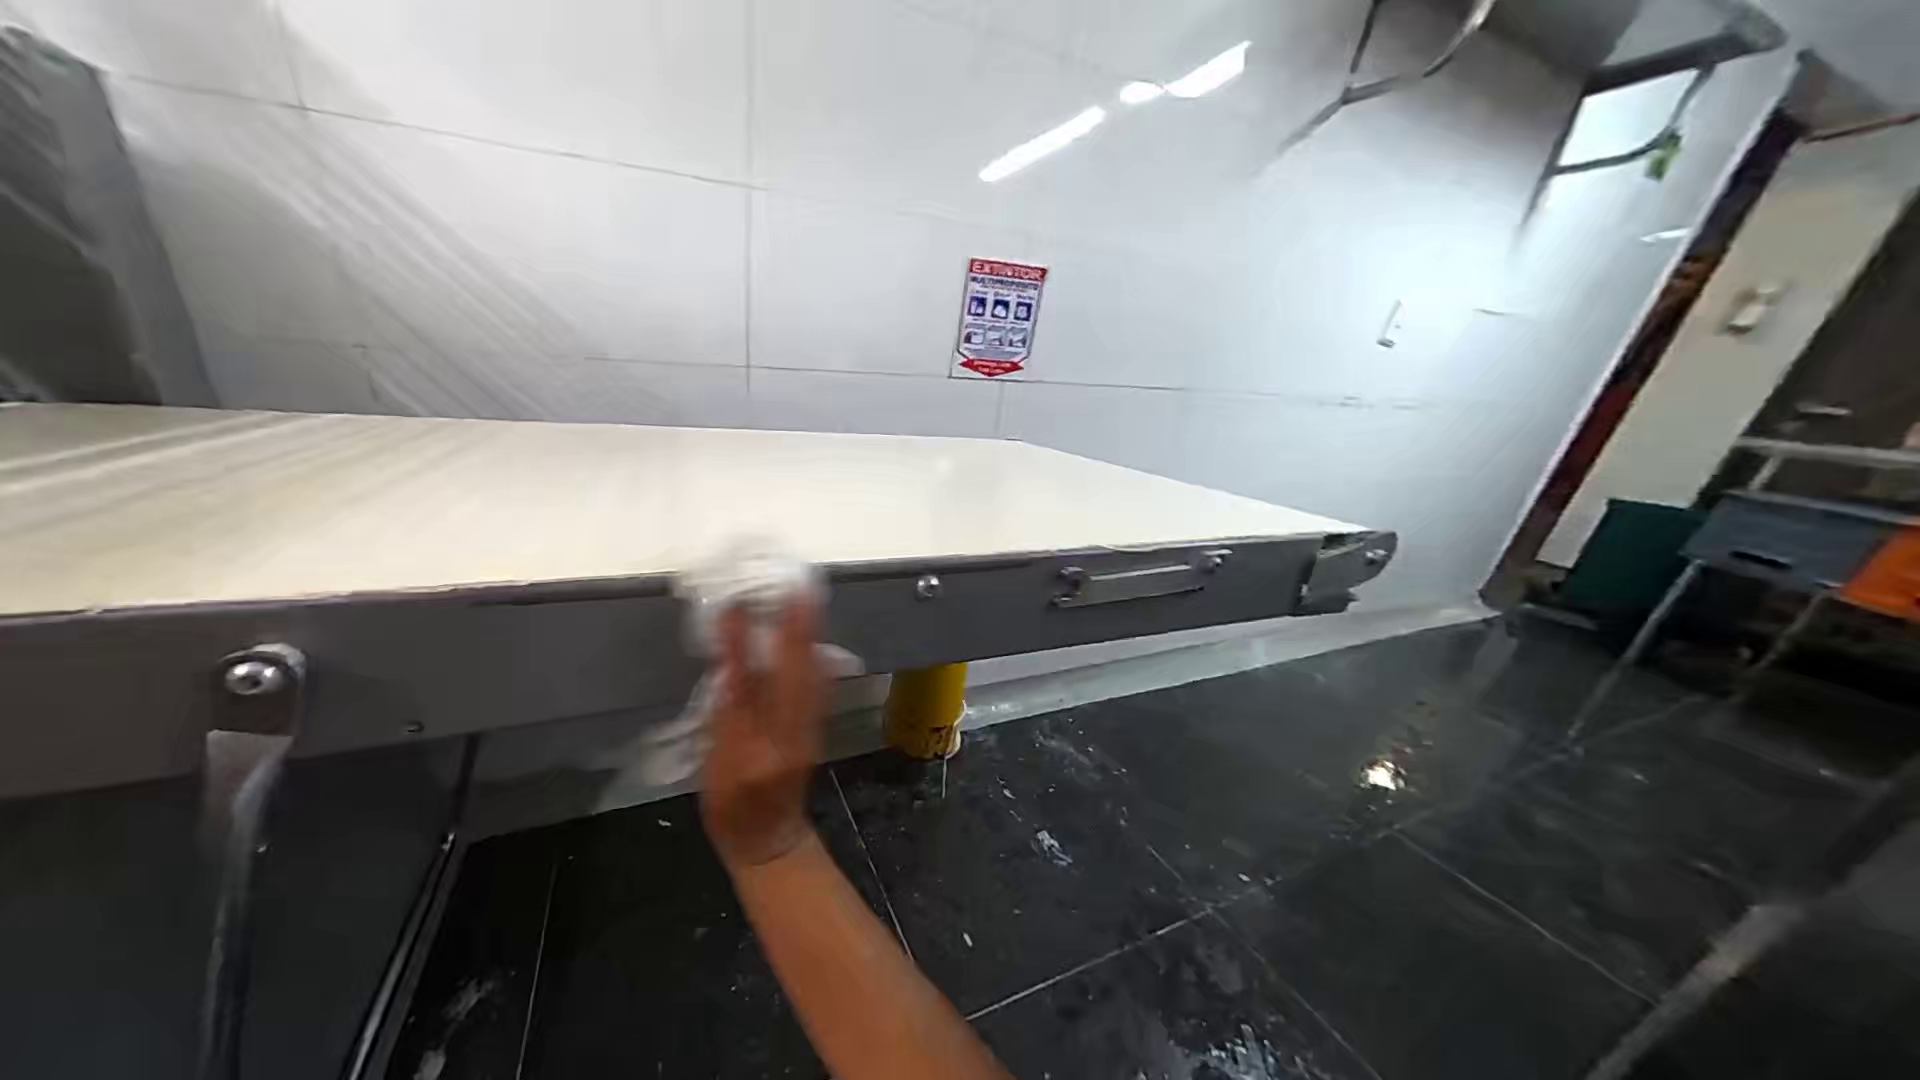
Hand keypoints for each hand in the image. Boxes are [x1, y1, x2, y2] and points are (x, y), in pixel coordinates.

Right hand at [701, 599, 827, 869]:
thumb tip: (729, 675)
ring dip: (809, 640)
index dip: (738, 649)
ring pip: (811, 680)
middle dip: (793, 633)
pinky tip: (819, 639)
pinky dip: (818, 661)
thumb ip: (721, 726)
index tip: (736, 610)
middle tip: (796, 593)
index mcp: (747, 751)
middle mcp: (784, 739)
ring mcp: (807, 734)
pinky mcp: (817, 732)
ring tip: (809, 603)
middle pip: (790, 678)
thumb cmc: (730, 812)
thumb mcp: (711, 774)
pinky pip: (820, 691)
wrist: (770, 841)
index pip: (741, 691)